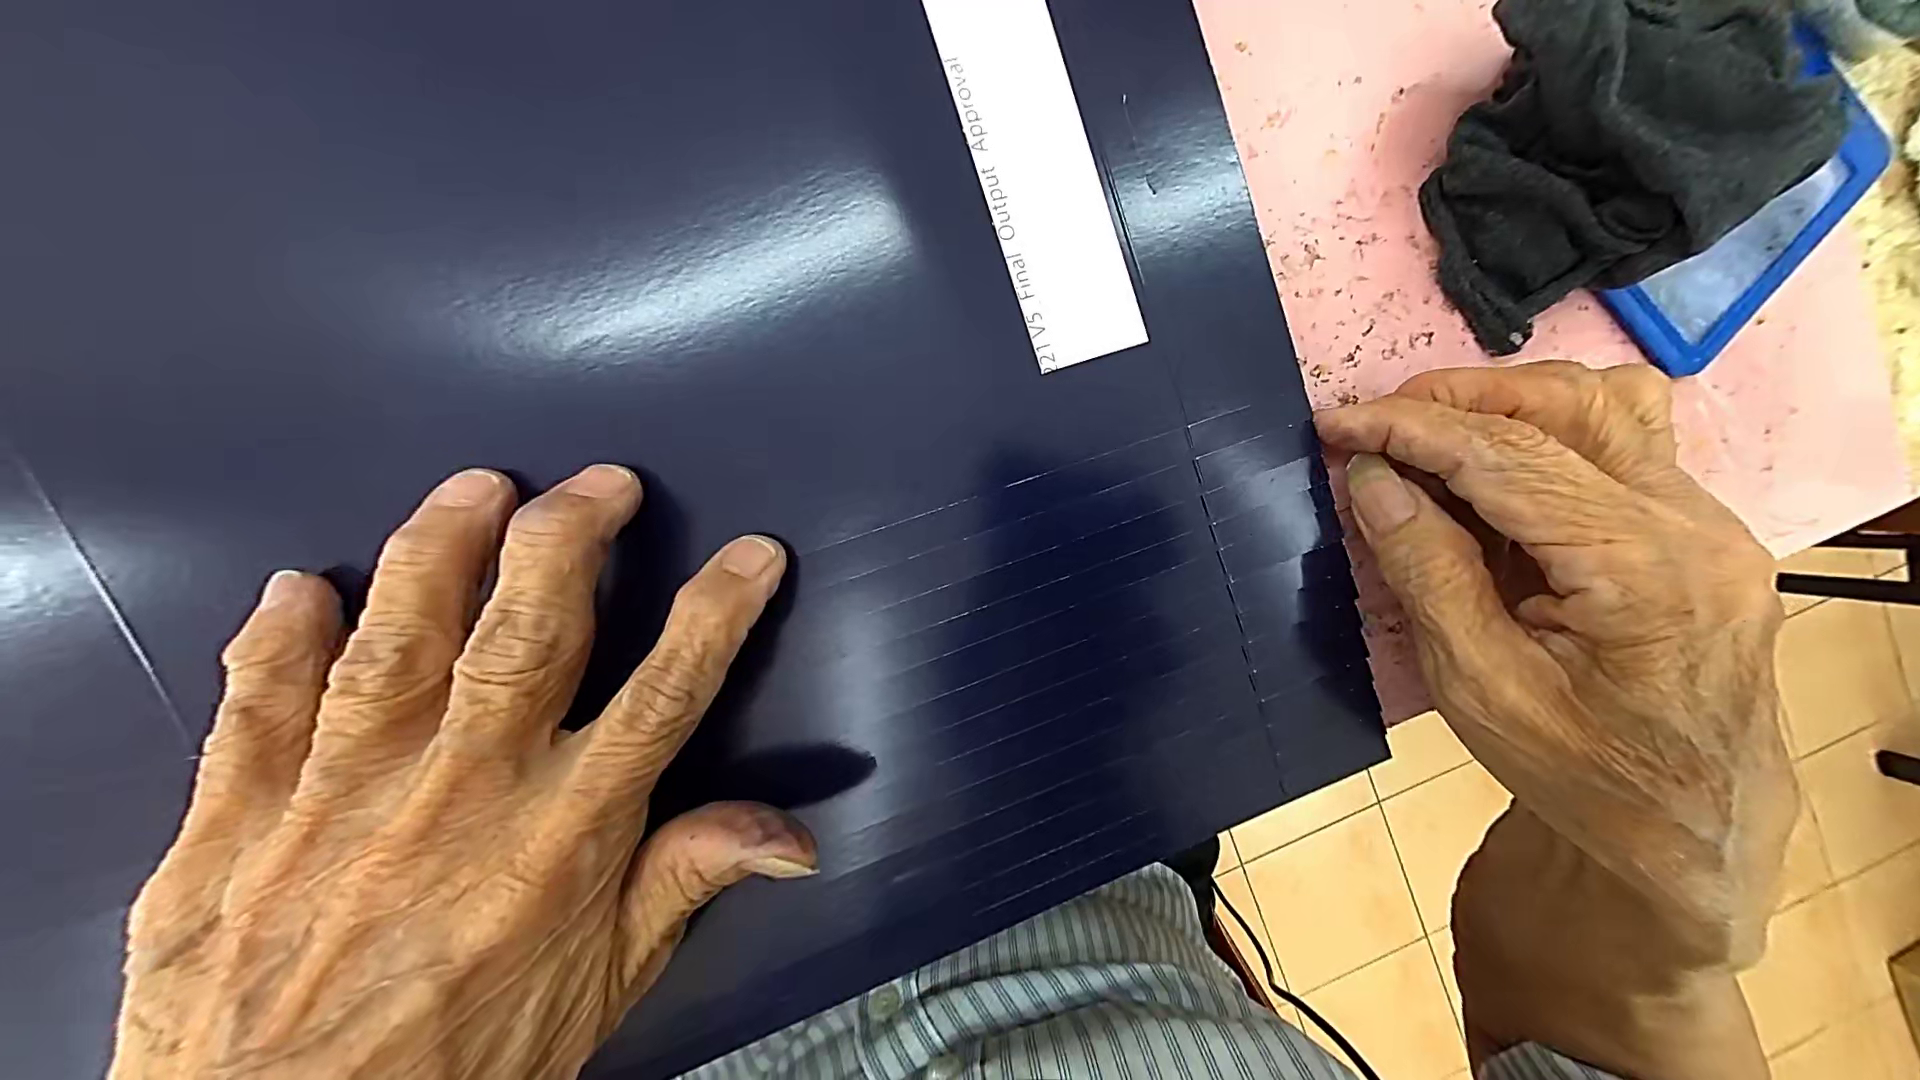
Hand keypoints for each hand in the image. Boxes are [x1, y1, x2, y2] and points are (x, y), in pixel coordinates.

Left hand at [112, 464, 815, 1079]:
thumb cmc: (479, 1059)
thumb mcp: (614, 978)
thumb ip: (695, 877)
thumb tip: (800, 840)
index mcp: (566, 832)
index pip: (665, 695)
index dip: (716, 614)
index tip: (755, 554)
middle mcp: (462, 794)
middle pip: (526, 638)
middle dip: (569, 543)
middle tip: (603, 482)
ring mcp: (338, 802)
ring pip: (395, 645)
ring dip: (438, 552)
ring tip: (478, 483)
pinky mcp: (229, 831)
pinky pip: (253, 714)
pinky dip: (273, 644)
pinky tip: (294, 586)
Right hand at [1315, 361, 1793, 959]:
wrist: (1681, 819)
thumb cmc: (1571, 763)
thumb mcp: (1474, 678)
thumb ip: (1424, 567)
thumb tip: (1374, 478)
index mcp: (1641, 569)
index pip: (1508, 457)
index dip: (1410, 428)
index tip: (1335, 423)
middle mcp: (1690, 522)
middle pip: (1570, 405)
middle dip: (1452, 398)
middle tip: (1371, 424)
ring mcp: (1698, 518)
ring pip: (1602, 405)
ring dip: (1496, 400)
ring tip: (1419, 430)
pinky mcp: (1681, 525)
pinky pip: (1607, 440)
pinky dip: (1528, 428)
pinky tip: (1477, 463)